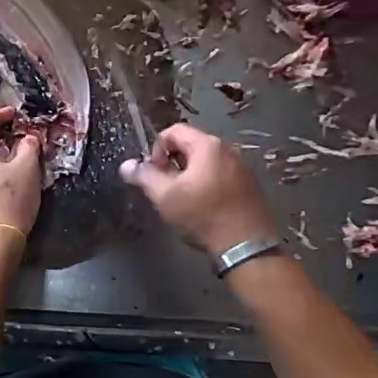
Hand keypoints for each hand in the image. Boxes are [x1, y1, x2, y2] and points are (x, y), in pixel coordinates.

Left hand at [0, 107, 42, 235]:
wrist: (2, 235)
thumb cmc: (13, 198)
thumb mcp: (27, 167)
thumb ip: (28, 146)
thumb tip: (29, 137)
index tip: (14, 112)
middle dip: (2, 133)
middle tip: (20, 127)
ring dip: (4, 150)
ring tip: (22, 147)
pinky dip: (3, 164)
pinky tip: (16, 169)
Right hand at [119, 123, 276, 256]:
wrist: (246, 246)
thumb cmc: (202, 215)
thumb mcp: (164, 196)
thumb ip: (143, 176)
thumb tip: (126, 165)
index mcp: (208, 146)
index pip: (173, 131)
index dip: (156, 150)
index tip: (154, 173)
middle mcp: (228, 150)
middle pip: (190, 146)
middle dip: (171, 163)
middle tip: (164, 188)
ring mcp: (243, 167)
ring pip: (205, 162)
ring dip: (188, 175)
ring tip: (183, 200)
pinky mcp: (251, 185)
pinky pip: (220, 175)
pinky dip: (206, 184)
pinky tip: (203, 207)